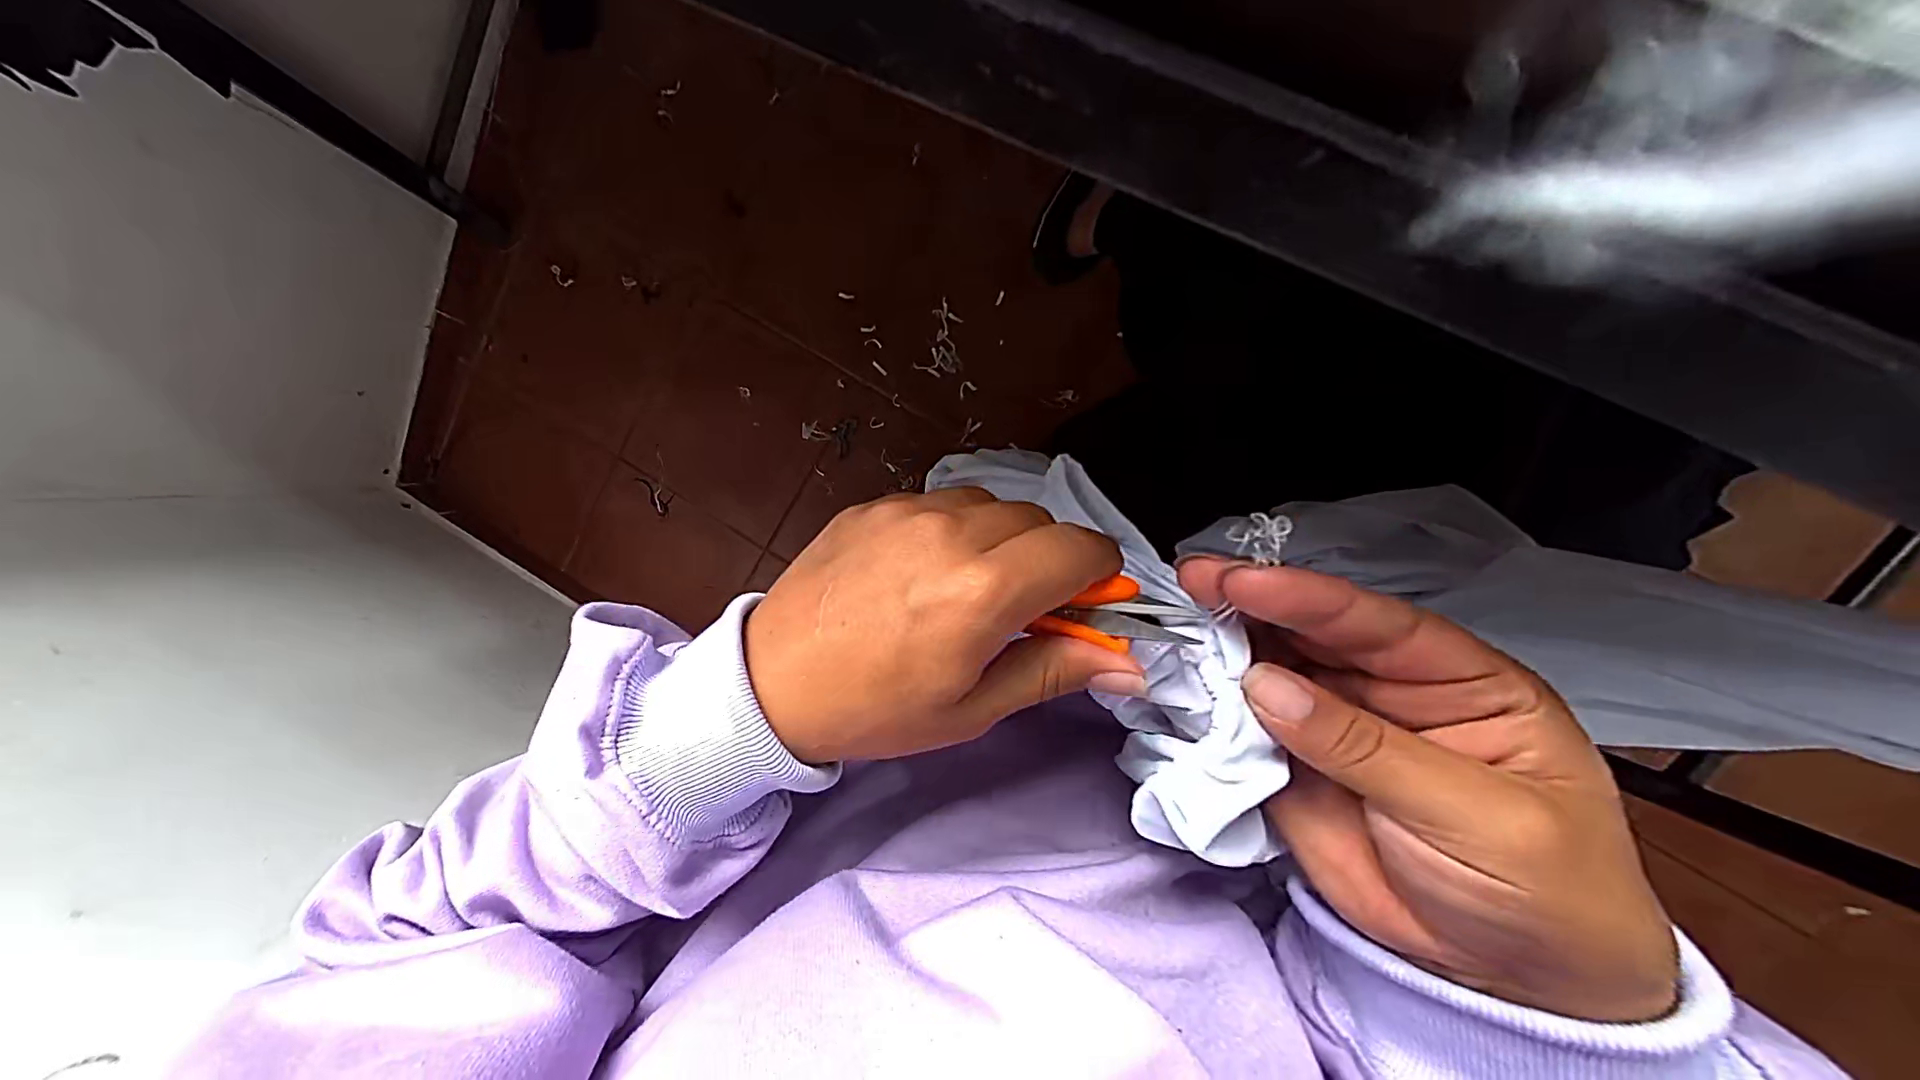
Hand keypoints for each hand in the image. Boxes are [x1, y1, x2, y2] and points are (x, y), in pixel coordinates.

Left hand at [746, 488, 1146, 763]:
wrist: (770, 682)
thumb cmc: (874, 709)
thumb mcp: (971, 708)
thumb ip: (1054, 670)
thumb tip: (1126, 665)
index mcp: (983, 590)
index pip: (1083, 548)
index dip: (1099, 575)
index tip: (1082, 604)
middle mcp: (951, 533)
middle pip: (1042, 521)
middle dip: (1049, 561)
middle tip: (1019, 607)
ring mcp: (908, 510)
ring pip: (994, 504)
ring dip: (1003, 539)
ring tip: (967, 586)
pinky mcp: (876, 504)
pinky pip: (942, 502)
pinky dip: (955, 529)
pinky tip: (922, 570)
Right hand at [1179, 558, 1678, 1022]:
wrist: (1506, 980)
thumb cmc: (1542, 891)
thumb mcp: (1477, 815)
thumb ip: (1367, 747)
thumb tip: (1264, 685)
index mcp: (1455, 678)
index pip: (1373, 623)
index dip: (1305, 597)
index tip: (1241, 581)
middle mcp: (1383, 687)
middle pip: (1307, 633)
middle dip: (1248, 604)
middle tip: (1189, 581)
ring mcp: (1329, 724)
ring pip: (1266, 669)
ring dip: (1219, 647)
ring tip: (1171, 625)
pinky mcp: (1288, 762)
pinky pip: (1242, 725)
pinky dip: (1208, 704)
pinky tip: (1178, 680)